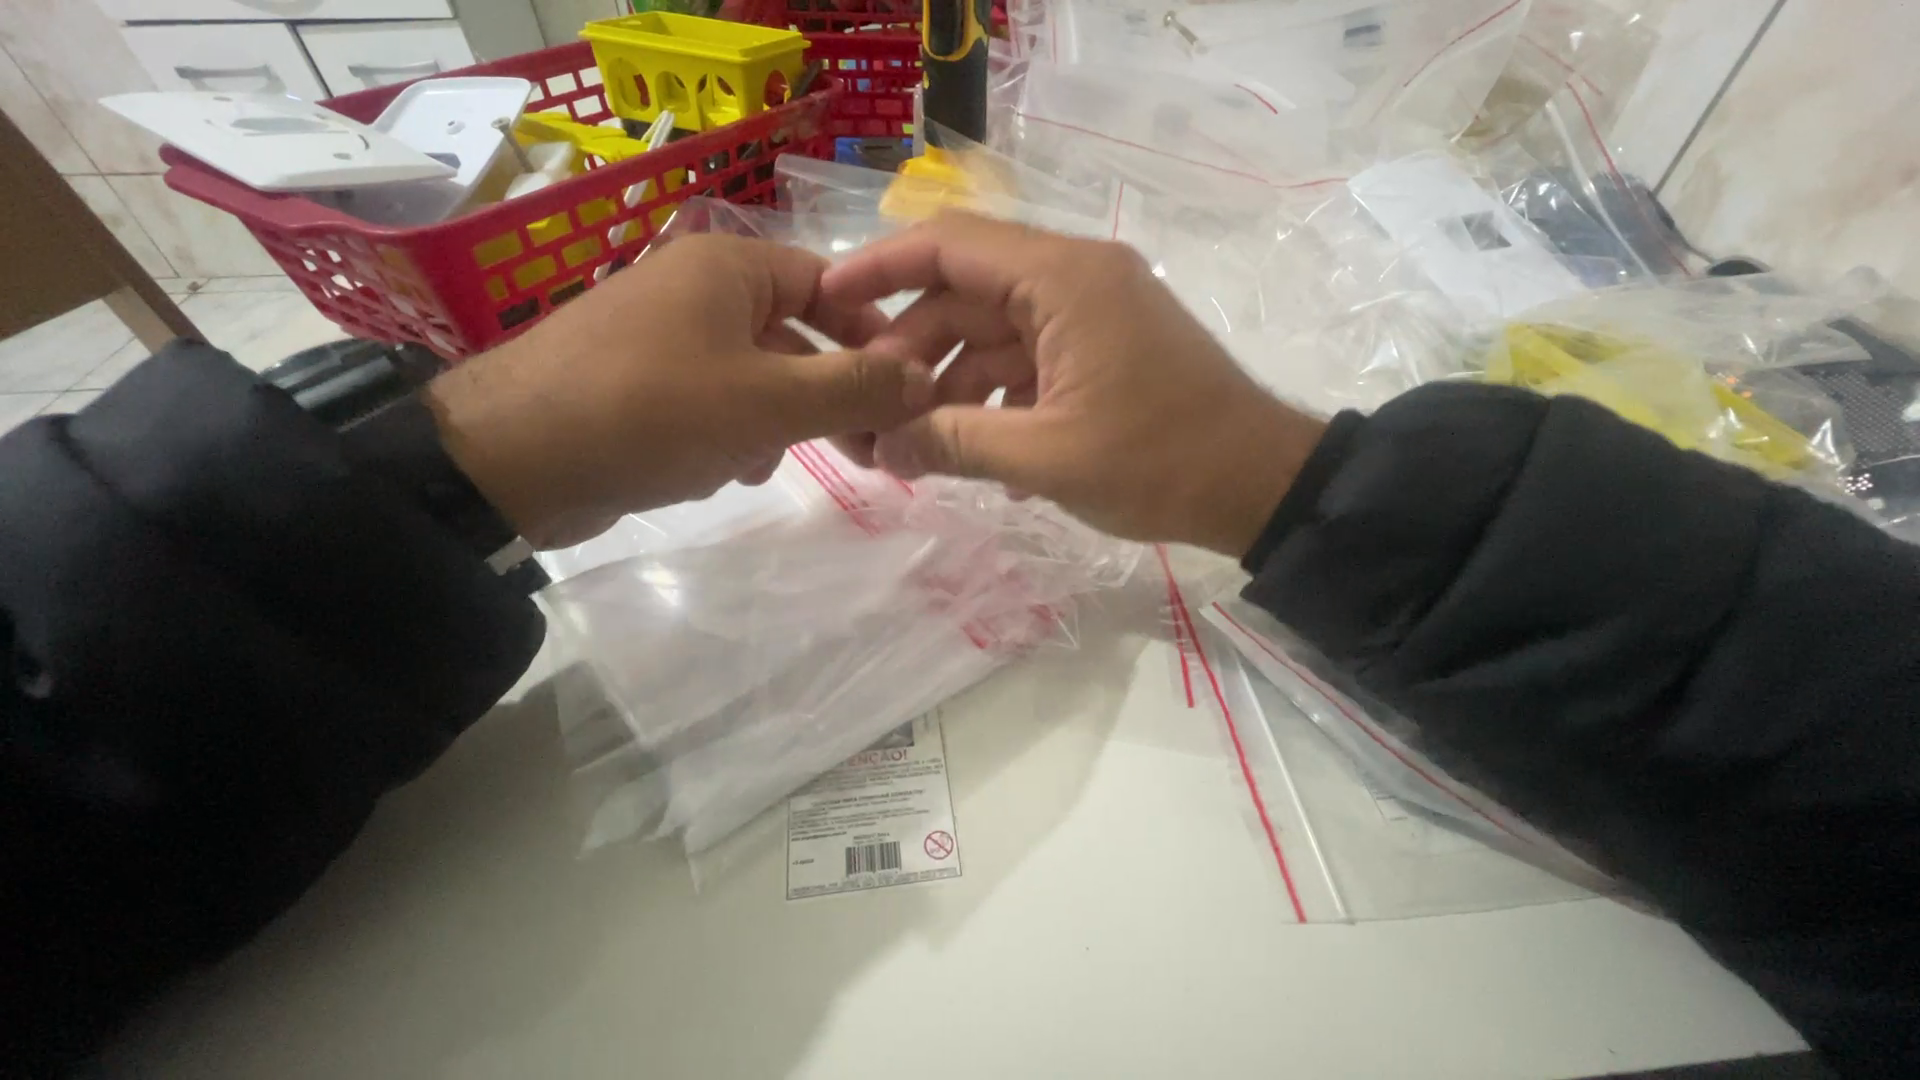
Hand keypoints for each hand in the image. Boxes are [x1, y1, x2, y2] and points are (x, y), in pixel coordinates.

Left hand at [425, 234, 932, 547]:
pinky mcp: (639, 386)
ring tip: (775, 460)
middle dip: (828, 394)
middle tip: (866, 446)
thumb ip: (855, 388)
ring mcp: (663, 339)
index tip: (904, 389)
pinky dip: (731, 432)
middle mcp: (696, 291)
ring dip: (779, 420)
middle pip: (795, 335)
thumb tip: (927, 380)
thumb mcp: (770, 401)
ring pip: (756, 376)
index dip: (873, 335)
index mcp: (728, 268)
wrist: (512, 460)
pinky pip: (713, 402)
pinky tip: (725, 468)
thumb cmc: (654, 411)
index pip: (829, 286)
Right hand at [819, 212, 1326, 556]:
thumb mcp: (1044, 457)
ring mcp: (1090, 316)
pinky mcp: (1101, 351)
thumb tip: (880, 448)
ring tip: (916, 450)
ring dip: (951, 387)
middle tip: (872, 414)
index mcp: (1062, 279)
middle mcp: (1073, 280)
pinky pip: (1027, 363)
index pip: (949, 244)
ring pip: (993, 335)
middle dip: (911, 353)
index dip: (879, 267)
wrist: (1258, 486)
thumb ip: (952, 443)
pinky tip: (977, 456)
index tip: (827, 303)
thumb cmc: (1157, 462)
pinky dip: (995, 402)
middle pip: (964, 296)